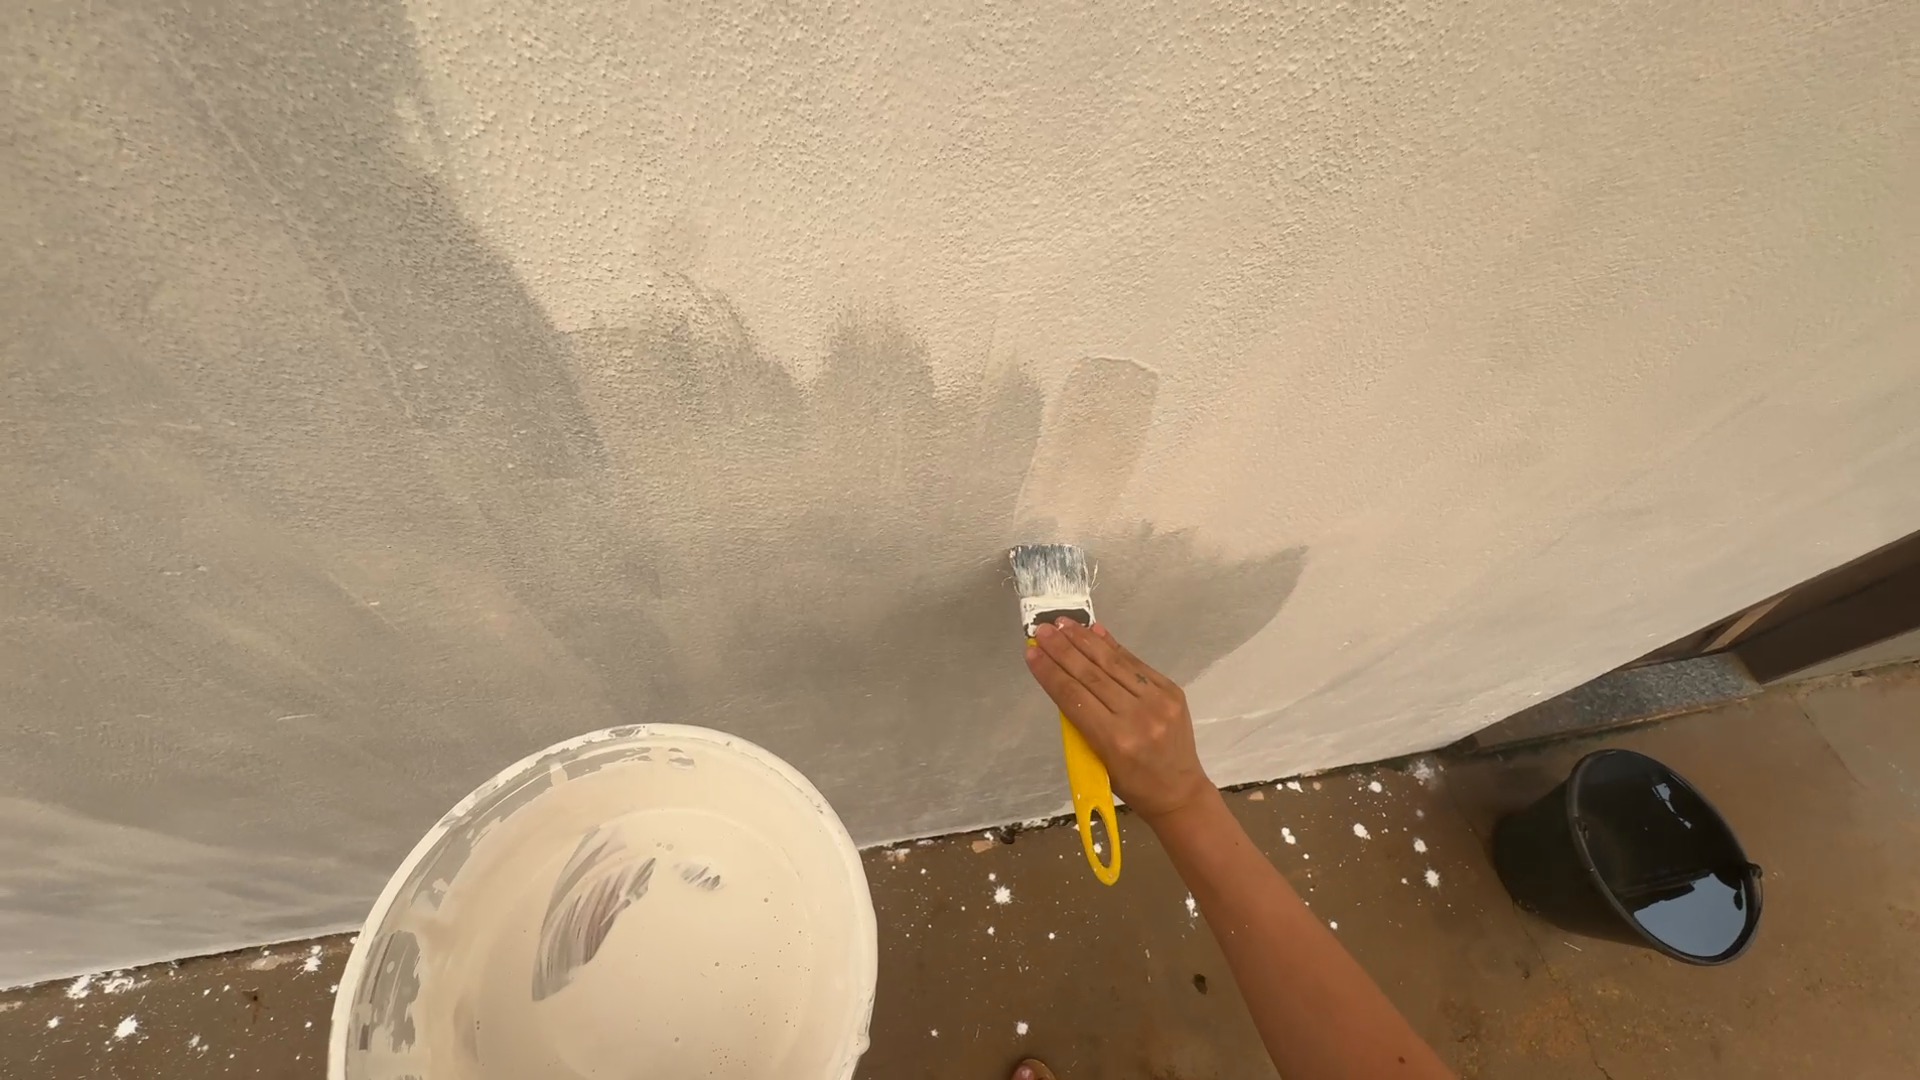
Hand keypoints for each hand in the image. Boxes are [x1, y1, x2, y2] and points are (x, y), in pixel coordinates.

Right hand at [1024, 619, 1213, 822]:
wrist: (1179, 791)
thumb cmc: (1129, 783)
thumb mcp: (1097, 758)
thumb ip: (1082, 718)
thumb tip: (1064, 675)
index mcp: (1114, 741)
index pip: (1074, 697)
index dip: (1050, 672)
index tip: (1031, 652)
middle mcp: (1138, 717)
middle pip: (1091, 675)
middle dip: (1062, 649)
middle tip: (1042, 630)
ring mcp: (1159, 701)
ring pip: (1112, 663)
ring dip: (1084, 640)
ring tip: (1063, 624)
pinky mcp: (1172, 690)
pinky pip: (1135, 663)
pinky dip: (1112, 645)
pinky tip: (1093, 631)